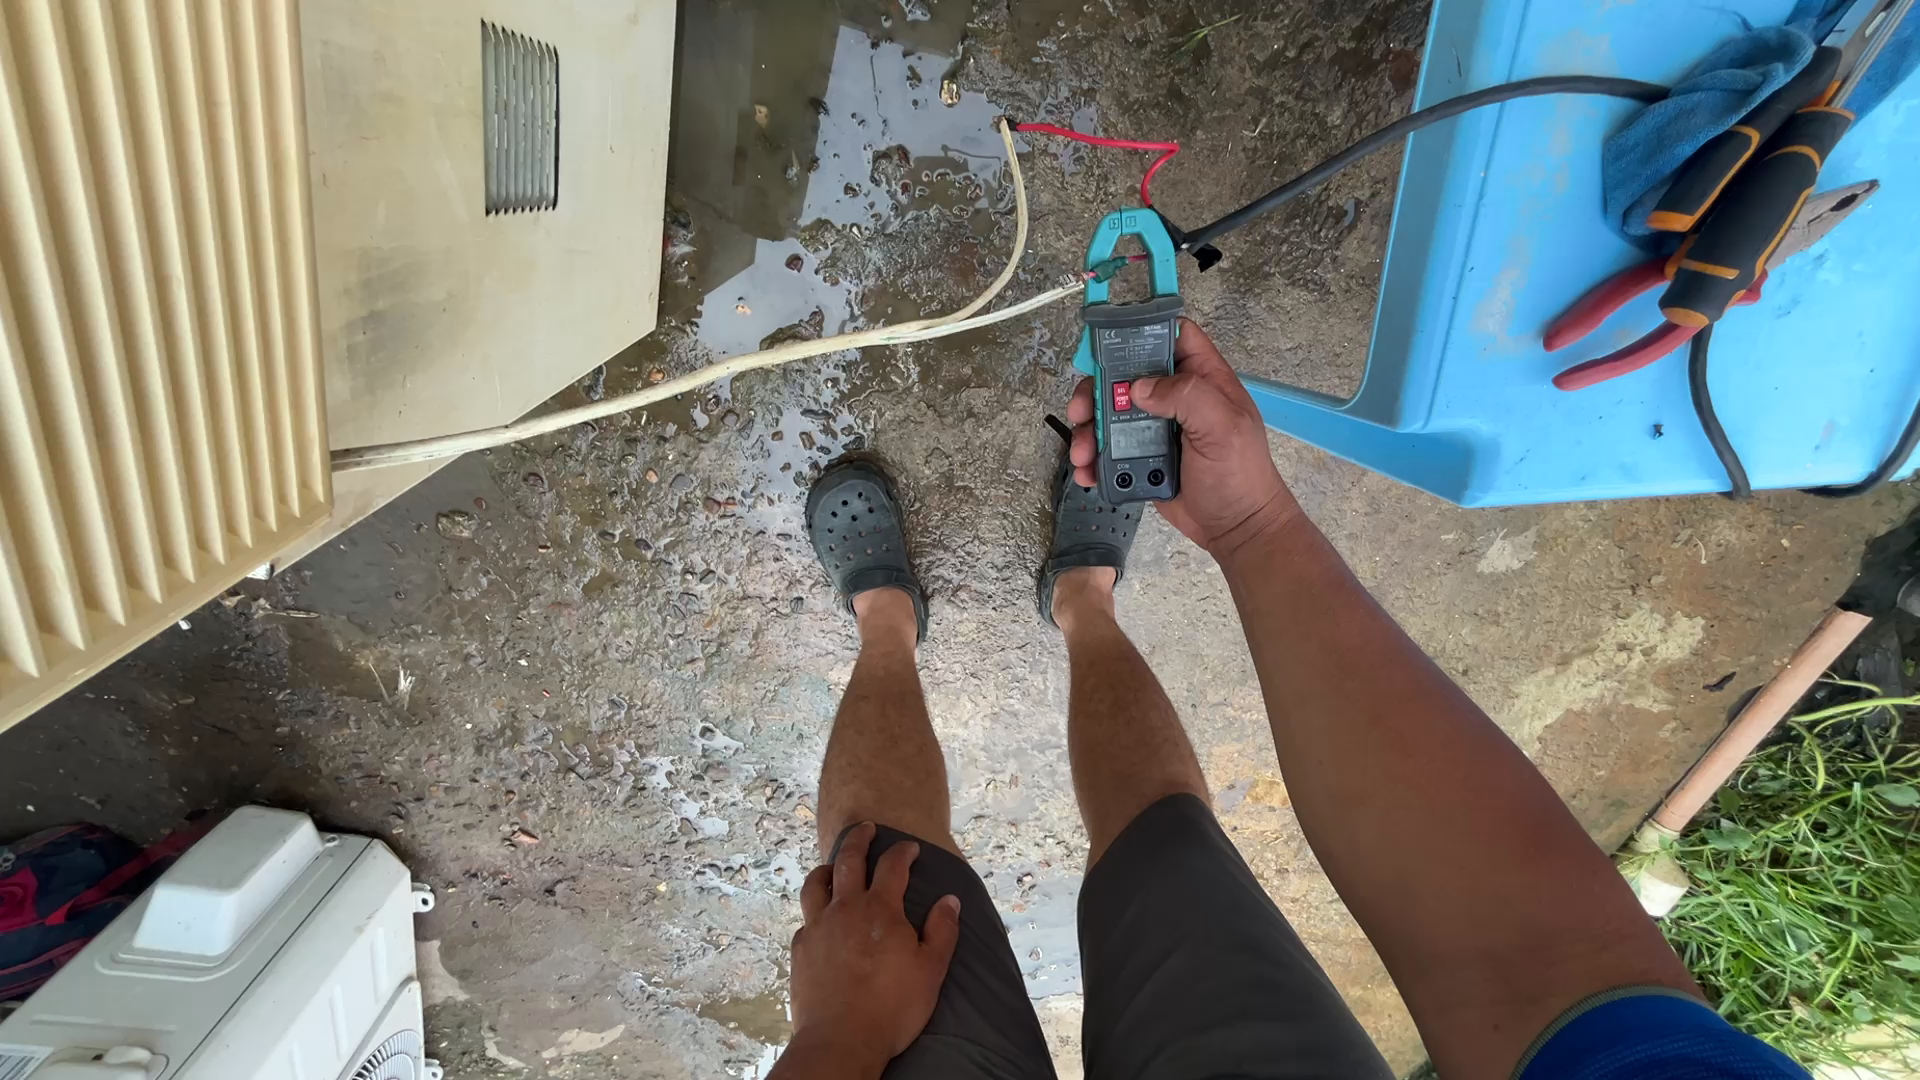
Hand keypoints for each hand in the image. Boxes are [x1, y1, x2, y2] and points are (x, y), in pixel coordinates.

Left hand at [778, 823, 961, 1079]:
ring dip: (828, 868)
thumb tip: (950, 900)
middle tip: (866, 828)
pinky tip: (821, 920)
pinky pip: (806, 918)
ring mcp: (818, 926)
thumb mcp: (931, 970)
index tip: (910, 847)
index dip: (903, 851)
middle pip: (850, 858)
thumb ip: (942, 930)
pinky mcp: (800, 949)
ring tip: (835, 866)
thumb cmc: (891, 1007)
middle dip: (859, 838)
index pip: (893, 864)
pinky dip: (815, 910)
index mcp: (880, 909)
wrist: (840, 1043)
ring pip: (817, 882)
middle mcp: (846, 907)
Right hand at [1068, 318, 1298, 559]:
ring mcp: (1155, 429)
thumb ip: (1187, 396)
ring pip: (1111, 415)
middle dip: (1096, 391)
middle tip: (1080, 410)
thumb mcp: (1222, 427)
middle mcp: (1175, 399)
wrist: (1234, 528)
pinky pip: (1109, 450)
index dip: (1143, 332)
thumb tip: (1138, 388)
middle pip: (1126, 376)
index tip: (1111, 345)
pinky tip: (1087, 472)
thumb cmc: (1239, 476)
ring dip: (1089, 431)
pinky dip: (1093, 459)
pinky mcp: (1141, 458)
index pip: (1174, 337)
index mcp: (1202, 380)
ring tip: (1081, 454)